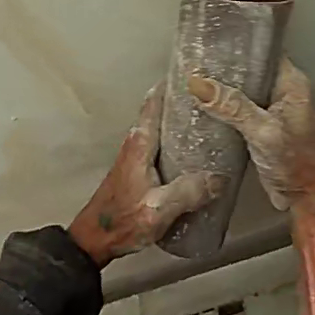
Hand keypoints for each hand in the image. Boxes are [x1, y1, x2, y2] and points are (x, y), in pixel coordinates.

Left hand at [68, 84, 227, 266]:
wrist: (95, 240)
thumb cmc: (121, 222)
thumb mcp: (158, 210)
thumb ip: (188, 192)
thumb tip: (219, 178)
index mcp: (140, 145)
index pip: (154, 104)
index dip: (170, 86)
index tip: (192, 73)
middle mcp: (137, 144)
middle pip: (161, 113)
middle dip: (182, 102)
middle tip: (212, 97)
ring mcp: (137, 157)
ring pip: (162, 130)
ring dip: (181, 122)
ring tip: (210, 122)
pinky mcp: (139, 170)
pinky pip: (163, 146)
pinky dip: (178, 141)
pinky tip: (196, 154)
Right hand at [187, 58, 314, 212]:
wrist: (305, 198)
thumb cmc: (295, 163)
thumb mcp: (262, 132)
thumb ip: (232, 107)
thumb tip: (197, 83)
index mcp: (291, 83)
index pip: (263, 50)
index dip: (239, 44)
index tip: (210, 39)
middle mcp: (282, 90)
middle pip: (249, 68)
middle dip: (224, 65)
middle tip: (193, 58)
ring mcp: (270, 107)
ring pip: (242, 88)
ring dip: (221, 86)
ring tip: (191, 76)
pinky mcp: (260, 123)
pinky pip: (238, 106)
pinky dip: (222, 105)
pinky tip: (201, 103)